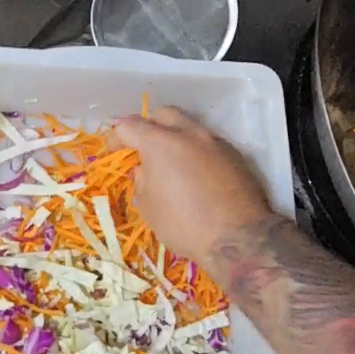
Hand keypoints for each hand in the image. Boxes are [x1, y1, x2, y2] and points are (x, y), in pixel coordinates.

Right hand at [116, 106, 276, 271]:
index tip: (114, 153)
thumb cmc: (185, 225)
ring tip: (170, 163)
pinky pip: (207, 144)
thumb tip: (145, 171)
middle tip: (143, 149)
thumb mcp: (150, 208)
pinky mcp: (235, 155)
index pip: (129, 126)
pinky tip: (194, 175)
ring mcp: (215, 142)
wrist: (239, 239)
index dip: (116, 138)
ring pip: (189, 127)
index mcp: (160, 144)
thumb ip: (142, 182)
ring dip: (174, 138)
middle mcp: (189, 134)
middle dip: (149, 126)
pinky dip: (195, 152)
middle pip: (163, 114)